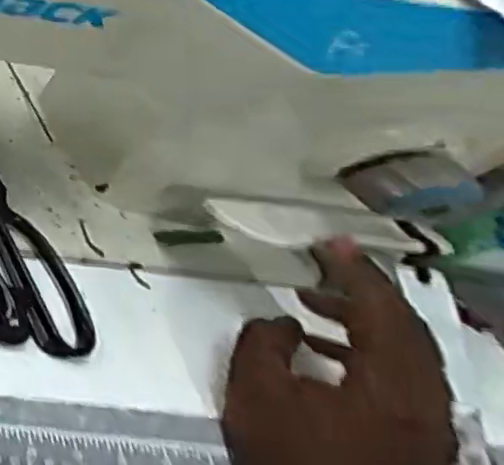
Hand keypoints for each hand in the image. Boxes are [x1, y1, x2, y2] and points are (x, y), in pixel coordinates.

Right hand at [222, 237, 455, 464]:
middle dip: (367, 292)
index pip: (383, 315)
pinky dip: (367, 349)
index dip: (357, 273)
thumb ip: (264, 343)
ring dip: (364, 321)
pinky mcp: (417, 438)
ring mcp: (428, 426)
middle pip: (408, 336)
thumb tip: (282, 321)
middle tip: (328, 257)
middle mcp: (427, 404)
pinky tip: (323, 346)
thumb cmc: (287, 450)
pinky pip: (402, 378)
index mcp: (393, 388)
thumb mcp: (255, 388)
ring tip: (313, 300)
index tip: (331, 241)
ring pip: (408, 358)